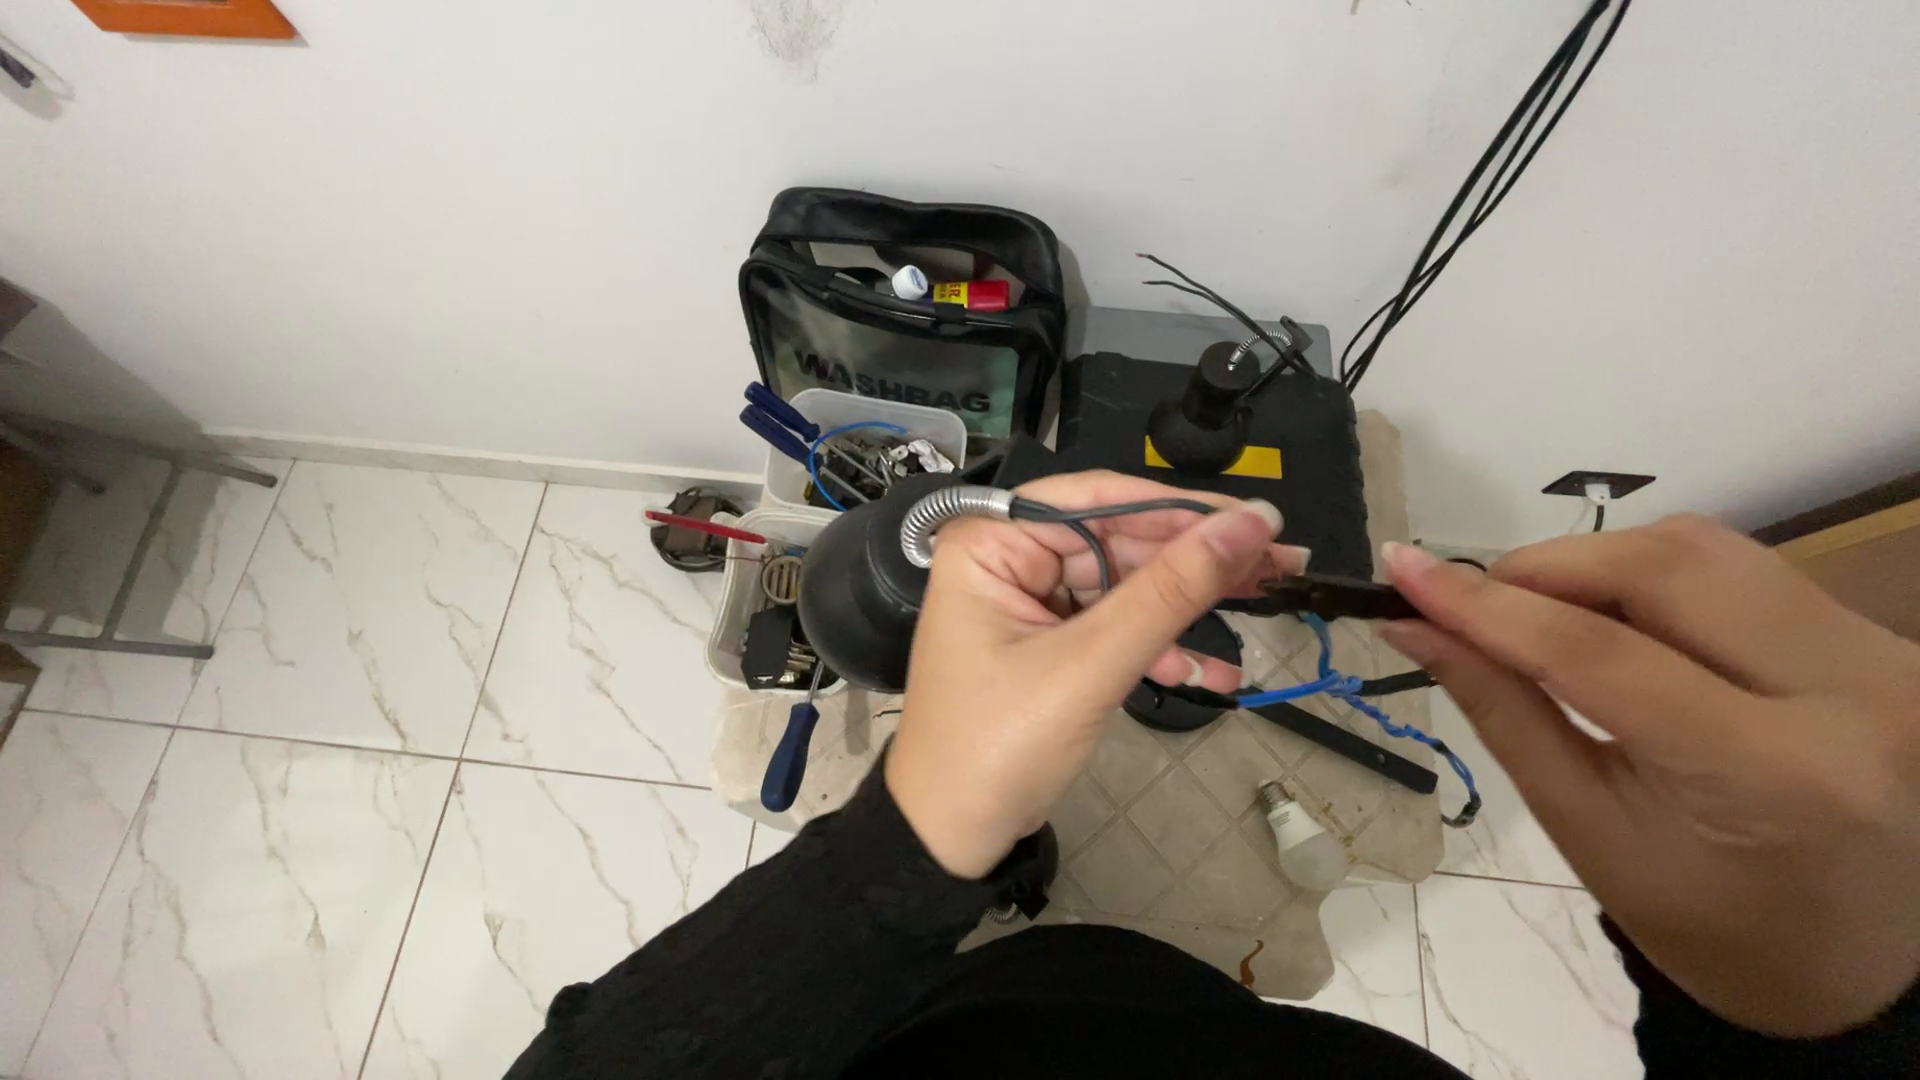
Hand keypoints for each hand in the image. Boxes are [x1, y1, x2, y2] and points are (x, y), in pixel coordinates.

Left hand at [884, 471, 1307, 879]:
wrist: (953, 835)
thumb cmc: (1000, 744)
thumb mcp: (1089, 665)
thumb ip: (1169, 592)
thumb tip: (1248, 523)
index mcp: (991, 543)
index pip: (1094, 499)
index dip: (1179, 507)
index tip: (1257, 516)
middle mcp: (1007, 558)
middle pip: (1116, 539)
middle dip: (1195, 559)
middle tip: (1281, 562)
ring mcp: (1028, 601)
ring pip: (1123, 584)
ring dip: (1186, 607)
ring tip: (1264, 606)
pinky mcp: (1049, 641)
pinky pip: (1111, 626)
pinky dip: (1157, 647)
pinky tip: (1210, 675)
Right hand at [1378, 518, 1919, 1036]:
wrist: (1854, 955)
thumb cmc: (1698, 913)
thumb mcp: (1576, 817)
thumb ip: (1494, 705)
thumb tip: (1408, 624)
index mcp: (1769, 772)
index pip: (1593, 650)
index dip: (1481, 603)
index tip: (1398, 569)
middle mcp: (1853, 693)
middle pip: (1661, 566)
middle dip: (1537, 569)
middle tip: (1471, 606)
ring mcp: (1880, 656)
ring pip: (1698, 548)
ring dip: (1588, 565)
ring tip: (1539, 619)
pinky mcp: (1874, 637)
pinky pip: (1731, 565)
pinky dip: (1639, 575)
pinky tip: (1610, 623)